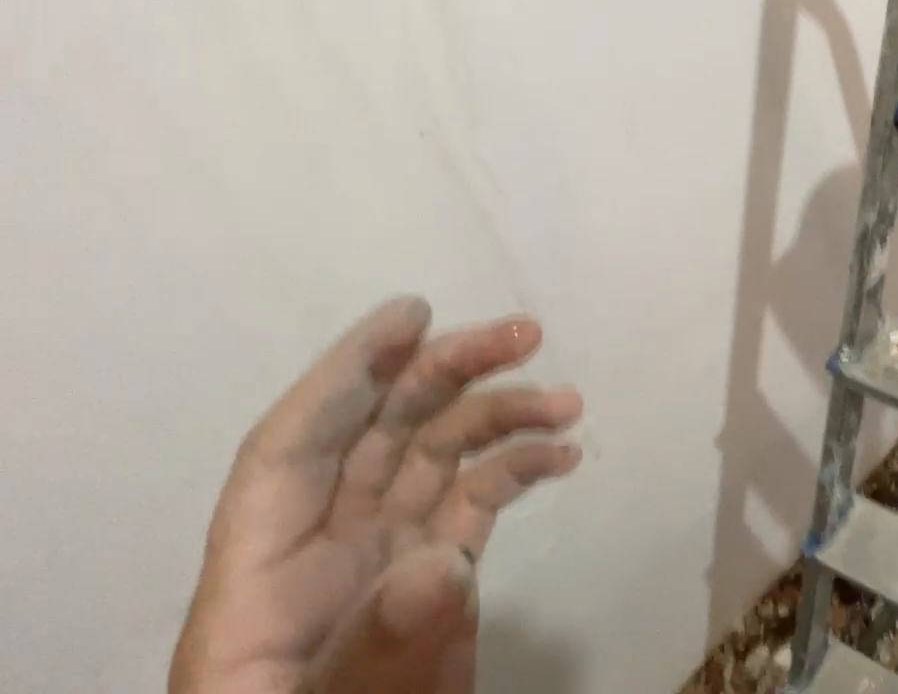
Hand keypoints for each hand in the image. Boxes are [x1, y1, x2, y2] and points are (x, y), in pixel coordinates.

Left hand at [171, 297, 584, 693]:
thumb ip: (372, 650)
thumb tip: (441, 565)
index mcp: (261, 579)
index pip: (294, 450)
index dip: (347, 374)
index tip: (413, 315)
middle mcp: (324, 549)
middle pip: (382, 432)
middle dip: (449, 371)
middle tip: (526, 335)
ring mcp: (387, 559)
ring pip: (440, 454)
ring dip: (501, 414)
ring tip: (567, 402)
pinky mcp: (440, 574)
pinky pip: (479, 499)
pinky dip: (521, 466)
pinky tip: (564, 455)